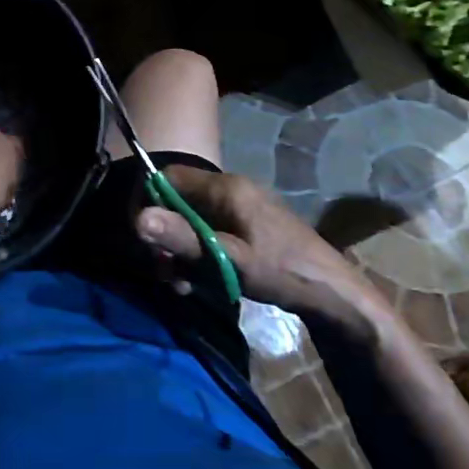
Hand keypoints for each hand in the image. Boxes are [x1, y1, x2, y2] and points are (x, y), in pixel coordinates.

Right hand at [135, 166, 394, 336]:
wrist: (332, 291)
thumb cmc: (281, 271)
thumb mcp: (228, 259)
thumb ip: (183, 238)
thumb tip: (137, 219)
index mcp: (225, 187)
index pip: (167, 176)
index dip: (147, 203)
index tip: (143, 240)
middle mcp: (230, 188)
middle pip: (177, 200)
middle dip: (165, 236)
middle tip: (167, 272)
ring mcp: (240, 206)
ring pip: (191, 219)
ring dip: (181, 250)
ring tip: (184, 284)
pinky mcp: (247, 224)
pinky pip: (209, 230)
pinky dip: (199, 253)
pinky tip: (203, 280)